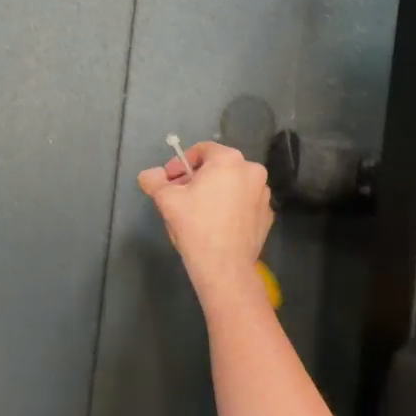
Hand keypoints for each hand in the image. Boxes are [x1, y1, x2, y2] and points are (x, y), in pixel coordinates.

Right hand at [137, 142, 273, 289]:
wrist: (224, 264)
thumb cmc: (195, 225)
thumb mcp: (166, 199)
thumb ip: (154, 181)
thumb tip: (149, 175)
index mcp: (229, 160)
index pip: (201, 150)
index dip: (180, 163)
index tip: (168, 181)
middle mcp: (252, 171)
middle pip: (218, 167)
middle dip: (196, 178)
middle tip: (179, 196)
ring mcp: (263, 193)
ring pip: (232, 184)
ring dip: (213, 191)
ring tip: (197, 212)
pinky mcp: (267, 214)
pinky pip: (243, 202)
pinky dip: (229, 206)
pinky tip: (215, 224)